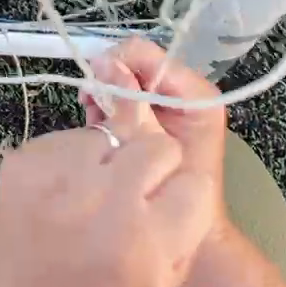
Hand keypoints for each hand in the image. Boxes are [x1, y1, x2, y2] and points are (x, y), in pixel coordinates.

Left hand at [0, 47, 217, 286]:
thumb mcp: (157, 286)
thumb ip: (183, 229)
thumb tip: (185, 172)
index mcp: (145, 244)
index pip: (197, 183)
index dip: (183, 193)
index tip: (166, 206)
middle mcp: (103, 201)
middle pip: (160, 146)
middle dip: (154, 166)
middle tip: (130, 194)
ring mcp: (59, 175)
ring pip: (116, 133)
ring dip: (113, 157)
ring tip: (90, 192)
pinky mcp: (27, 158)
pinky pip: (73, 137)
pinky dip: (75, 157)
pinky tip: (61, 190)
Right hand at [81, 38, 230, 243]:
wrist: (193, 231)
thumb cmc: (177, 191)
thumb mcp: (151, 142)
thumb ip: (130, 103)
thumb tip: (104, 64)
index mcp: (195, 93)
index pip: (149, 55)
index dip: (119, 62)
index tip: (95, 82)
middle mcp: (184, 90)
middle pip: (135, 63)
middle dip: (108, 78)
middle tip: (90, 103)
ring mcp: (166, 101)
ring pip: (126, 77)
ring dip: (105, 92)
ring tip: (95, 118)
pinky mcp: (151, 112)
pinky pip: (124, 95)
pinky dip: (107, 104)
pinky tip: (99, 123)